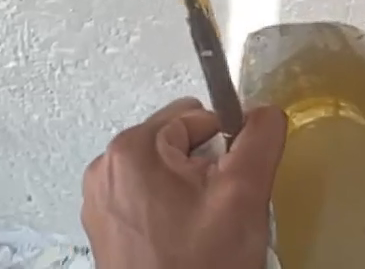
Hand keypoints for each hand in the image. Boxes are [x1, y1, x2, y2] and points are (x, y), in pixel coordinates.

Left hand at [81, 98, 287, 268]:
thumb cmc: (203, 263)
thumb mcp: (245, 190)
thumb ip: (262, 133)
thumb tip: (263, 110)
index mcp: (132, 149)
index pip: (200, 117)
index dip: (225, 146)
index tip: (228, 186)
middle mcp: (106, 168)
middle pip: (182, 139)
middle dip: (208, 166)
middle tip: (216, 210)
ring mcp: (100, 201)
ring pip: (170, 168)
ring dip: (193, 189)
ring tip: (201, 229)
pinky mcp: (104, 229)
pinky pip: (152, 194)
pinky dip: (174, 209)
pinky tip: (184, 242)